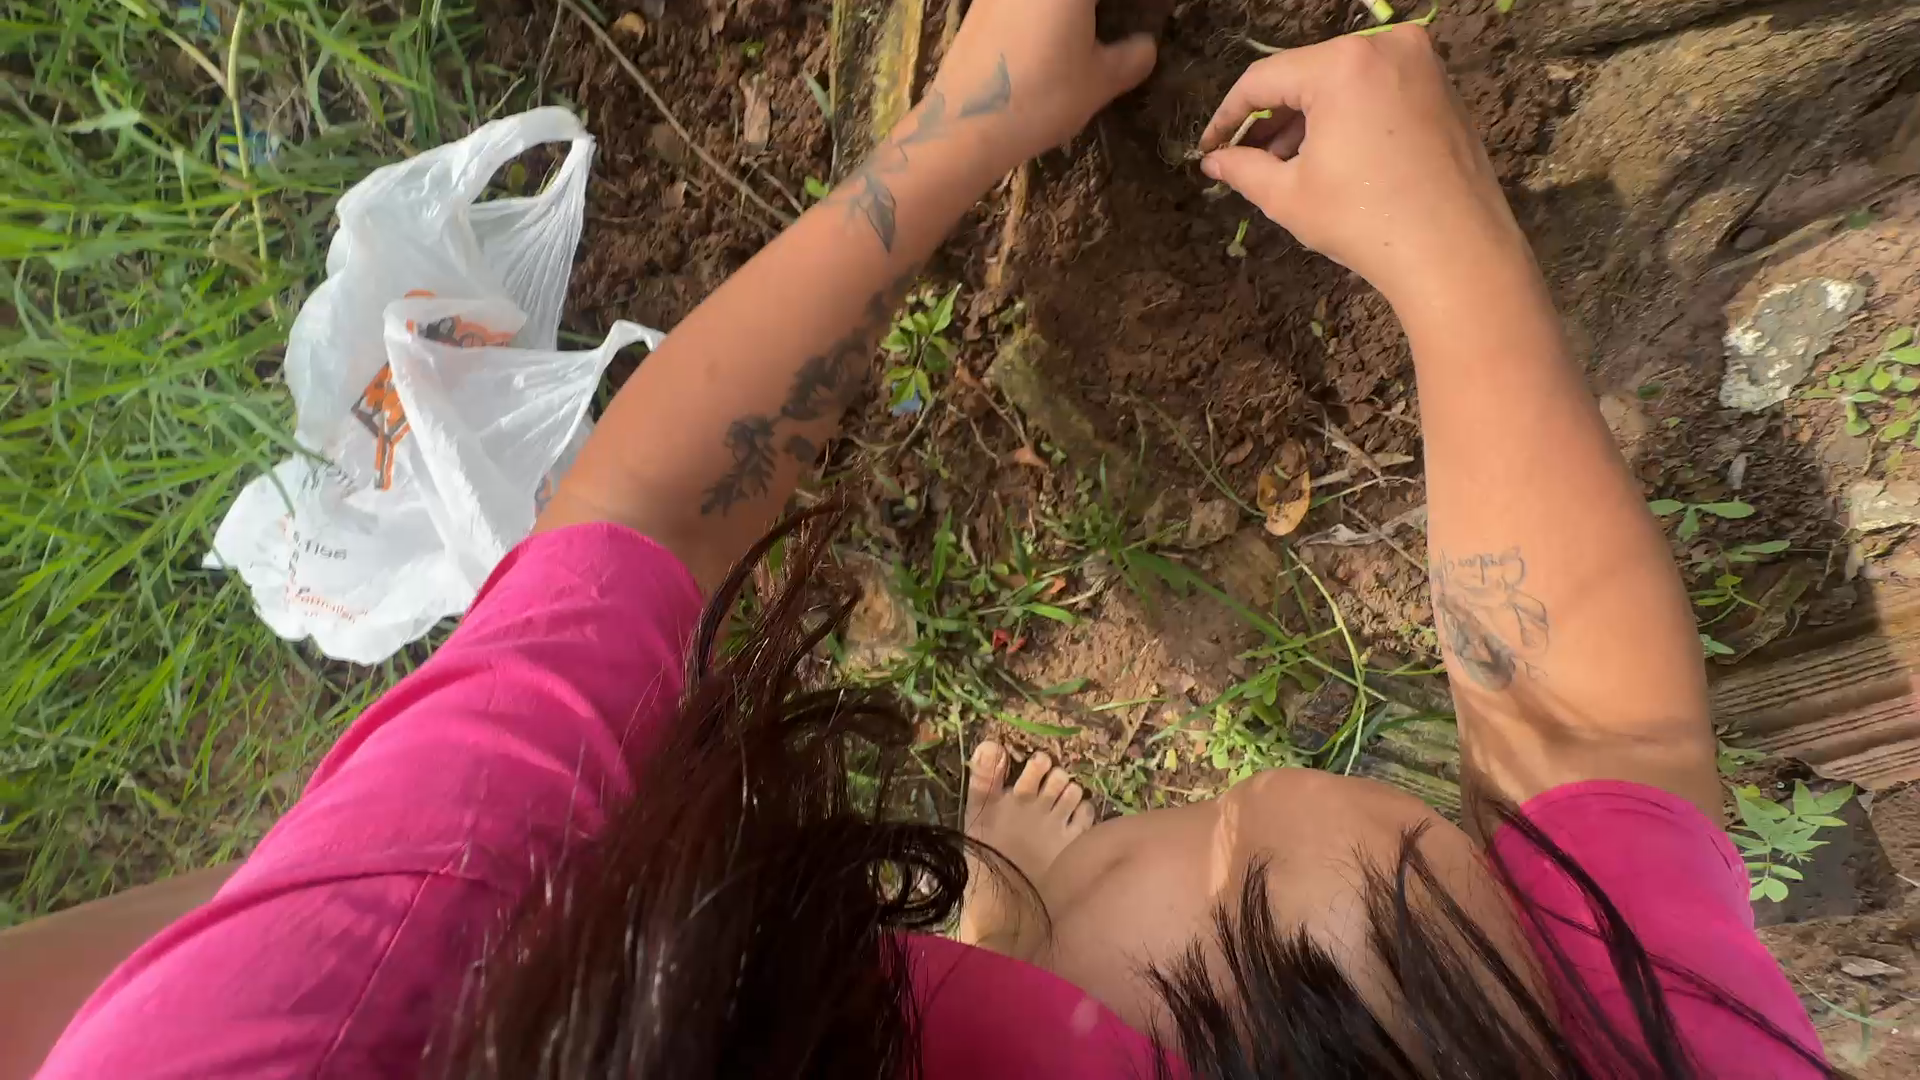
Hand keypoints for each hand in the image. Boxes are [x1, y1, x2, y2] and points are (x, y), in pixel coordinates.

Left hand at [931, 0, 1156, 168]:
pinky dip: (1040, 16)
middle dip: (1098, 12)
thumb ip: (1131, 58)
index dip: (1135, 8)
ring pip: (1046, 2)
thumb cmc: (1040, 97)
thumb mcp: (1098, 82)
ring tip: (1083, 35)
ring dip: (1068, 15)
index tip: (1144, 19)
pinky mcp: (980, 3)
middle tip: (1112, 27)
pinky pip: (1019, 6)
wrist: (965, 125)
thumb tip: (1146, 46)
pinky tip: (1045, 43)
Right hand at [1197, 27, 1527, 310]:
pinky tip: (1326, 158)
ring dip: (1303, 120)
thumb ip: (1242, 170)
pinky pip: (1371, 89)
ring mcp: (1418, 60)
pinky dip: (1341, 117)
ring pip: (1338, 82)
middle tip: (1243, 161)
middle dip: (1268, 119)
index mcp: (1341, 65)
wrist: (1449, 246)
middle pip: (1303, 74)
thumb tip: (1212, 161)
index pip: (1262, 80)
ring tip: (1281, 166)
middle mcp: (1384, 44)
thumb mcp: (1286, 196)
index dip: (1226, 115)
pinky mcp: (1438, 83)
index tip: (1207, 148)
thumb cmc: (1359, 219)